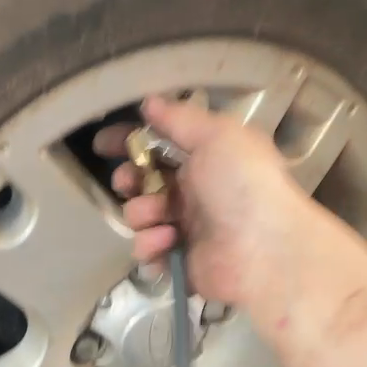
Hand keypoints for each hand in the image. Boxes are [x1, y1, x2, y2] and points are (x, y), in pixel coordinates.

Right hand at [94, 96, 314, 318]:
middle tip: (128, 182)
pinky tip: (168, 244)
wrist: (264, 249)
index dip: (129, 143)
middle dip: (129, 181)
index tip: (103, 144)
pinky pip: (148, 254)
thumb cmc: (245, 184)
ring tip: (163, 219)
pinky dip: (152, 247)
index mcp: (204, 161)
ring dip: (142, 215)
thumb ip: (180, 119)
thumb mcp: (217, 136)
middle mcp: (193, 194)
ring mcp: (186, 231)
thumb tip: (149, 102)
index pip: (158, 146)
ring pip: (141, 220)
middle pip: (143, 184)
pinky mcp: (180, 264)